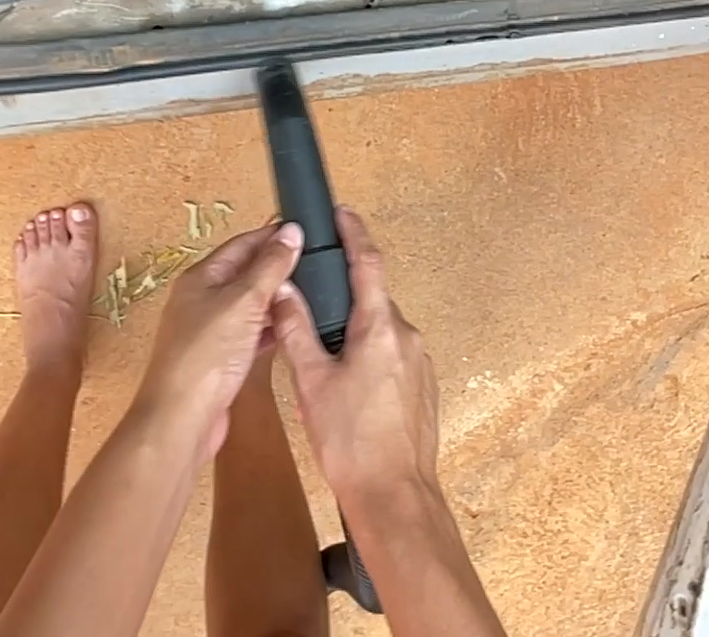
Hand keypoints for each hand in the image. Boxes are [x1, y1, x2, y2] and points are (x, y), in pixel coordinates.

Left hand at [135, 221, 302, 464]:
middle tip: (313, 261)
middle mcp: (202, 300)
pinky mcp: (220, 358)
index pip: (242, 244)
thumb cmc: (204, 356)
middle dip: (277, 267)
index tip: (303, 231)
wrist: (183, 419)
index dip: (272, 236)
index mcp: (201, 278)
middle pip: (245, 273)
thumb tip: (291, 232)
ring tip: (308, 292)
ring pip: (249, 305)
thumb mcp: (245, 301)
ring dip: (275, 298)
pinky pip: (250, 333)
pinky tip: (290, 328)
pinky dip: (270, 328)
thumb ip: (271, 266)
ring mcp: (210, 331)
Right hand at [271, 207, 440, 506]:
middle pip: (373, 299)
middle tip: (313, 306)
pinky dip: (370, 355)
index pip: (369, 263)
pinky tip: (349, 386)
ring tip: (324, 360)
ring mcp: (420, 362)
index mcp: (380, 327)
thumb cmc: (350, 441)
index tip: (343, 213)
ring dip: (355, 332)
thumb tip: (284, 291)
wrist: (395, 496)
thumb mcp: (312, 383)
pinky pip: (393, 354)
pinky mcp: (423, 386)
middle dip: (345, 297)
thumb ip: (298, 331)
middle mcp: (407, 336)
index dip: (355, 233)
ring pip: (381, 330)